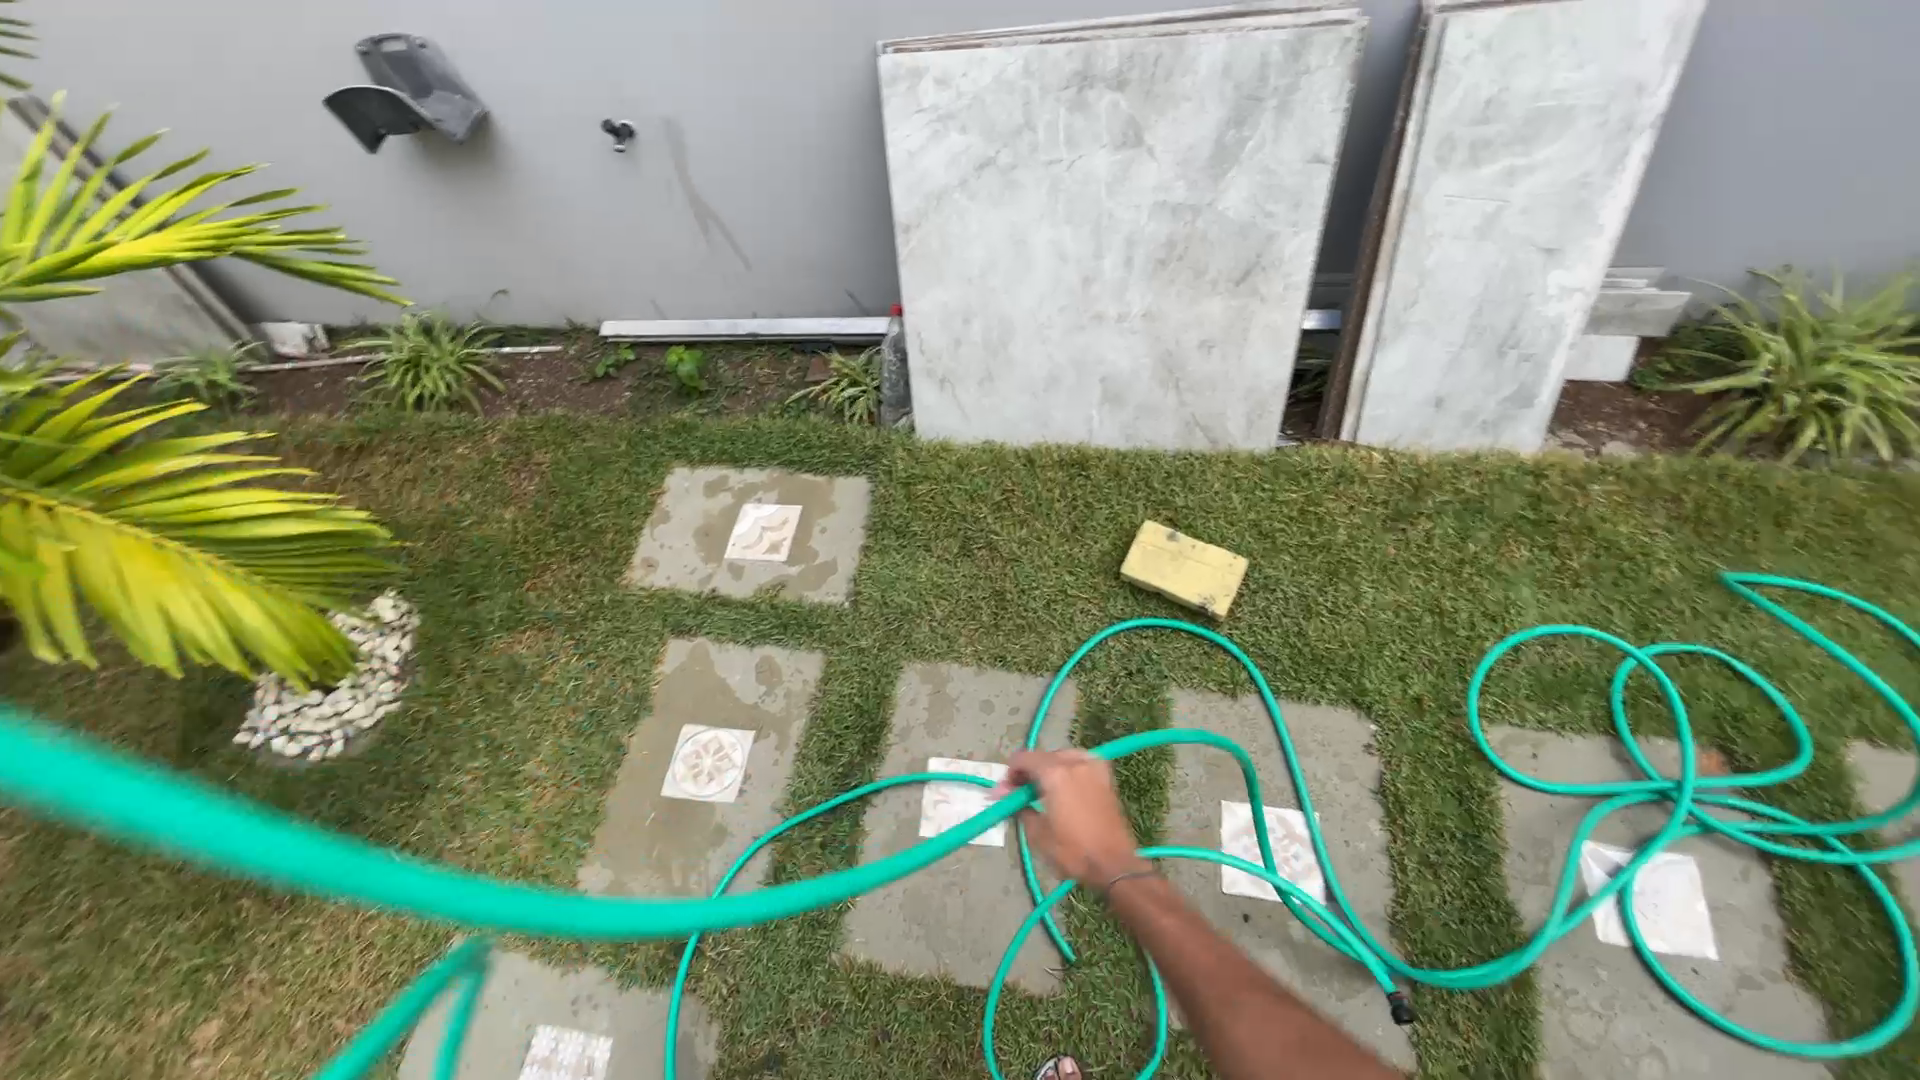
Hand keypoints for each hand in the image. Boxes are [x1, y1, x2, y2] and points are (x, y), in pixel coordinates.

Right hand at [999, 749, 1150, 886]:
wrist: (1114, 864)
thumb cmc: (1072, 852)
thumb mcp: (1037, 834)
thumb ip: (1019, 806)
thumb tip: (1004, 793)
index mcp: (1055, 774)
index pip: (1023, 758)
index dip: (1010, 773)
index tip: (1005, 791)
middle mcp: (1074, 762)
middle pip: (1042, 756)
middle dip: (1028, 771)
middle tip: (1021, 793)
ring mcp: (1093, 766)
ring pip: (1062, 756)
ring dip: (1048, 768)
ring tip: (1043, 790)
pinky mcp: (1105, 775)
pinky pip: (1080, 762)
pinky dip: (1068, 769)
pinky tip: (1064, 786)